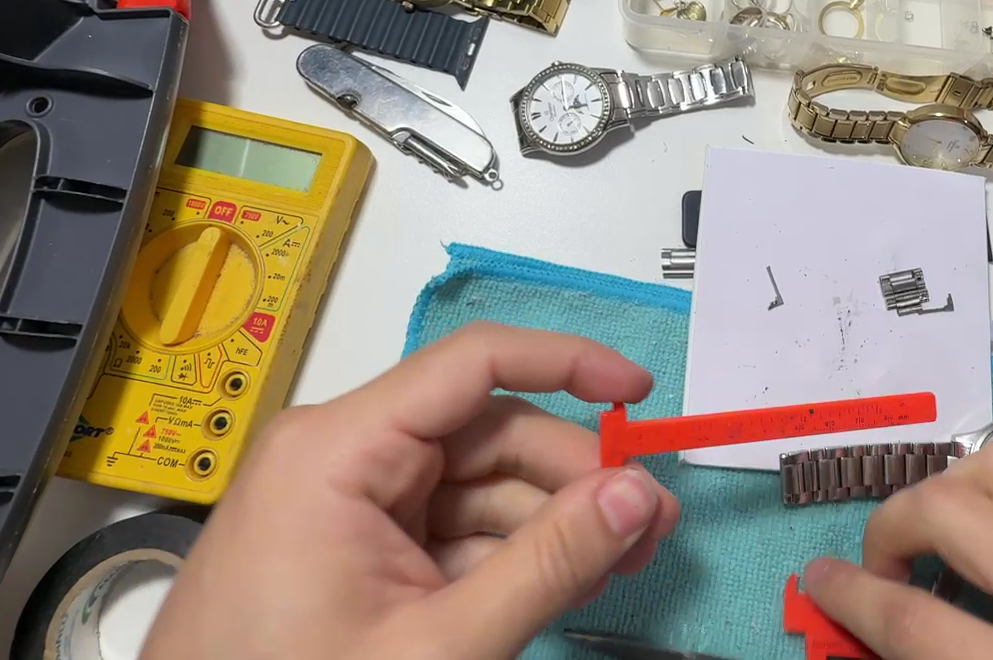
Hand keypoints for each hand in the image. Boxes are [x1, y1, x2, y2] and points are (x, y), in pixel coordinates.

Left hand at [142, 322, 681, 659]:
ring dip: (556, 518)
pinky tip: (568, 577)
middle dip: (575, 475)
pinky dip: (515, 550)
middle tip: (650, 521)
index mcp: (342, 446)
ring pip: (483, 483)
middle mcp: (348, 451)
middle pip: (491, 433)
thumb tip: (638, 494)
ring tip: (624, 557)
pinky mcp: (361, 543)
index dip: (567, 362)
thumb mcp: (437, 649)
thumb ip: (546, 565)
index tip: (637, 391)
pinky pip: (457, 526)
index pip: (475, 362)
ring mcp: (354, 499)